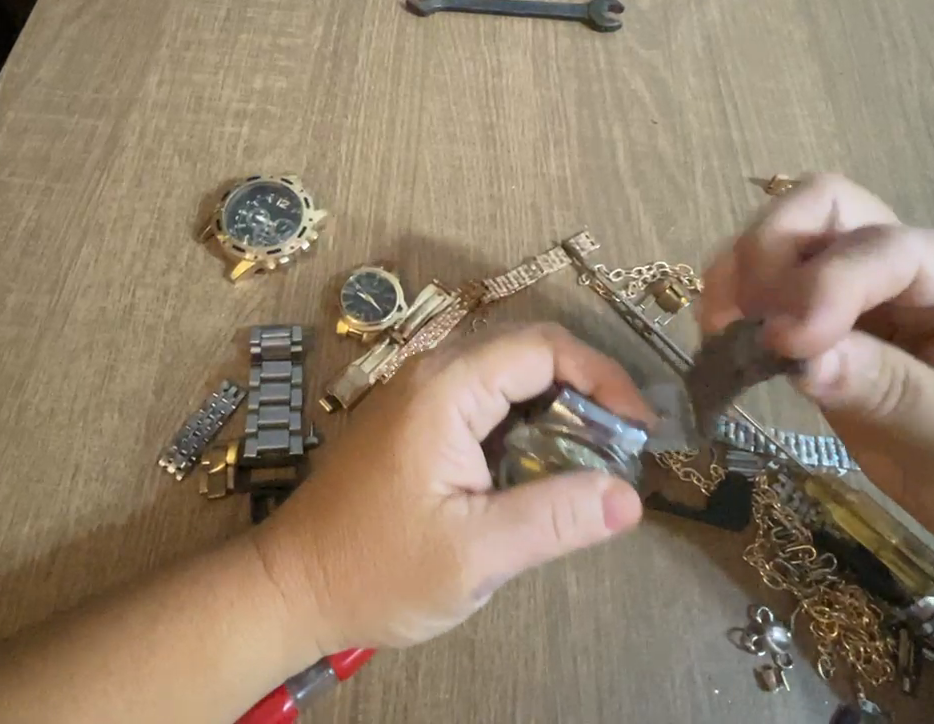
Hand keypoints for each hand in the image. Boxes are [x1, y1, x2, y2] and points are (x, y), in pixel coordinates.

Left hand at [252, 323, 647, 651]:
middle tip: (624, 446)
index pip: (542, 348)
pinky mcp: (417, 420)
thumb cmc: (375, 569)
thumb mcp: (473, 554)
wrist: (293, 585)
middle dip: (586, 390)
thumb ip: (554, 518)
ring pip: (507, 378)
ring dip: (557, 410)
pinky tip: (543, 471)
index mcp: (445, 388)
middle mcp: (432, 374)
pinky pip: (484, 403)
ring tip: (595, 462)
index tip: (640, 427)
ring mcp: (420, 394)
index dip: (602, 376)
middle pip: (527, 353)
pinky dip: (525, 426)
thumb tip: (630, 496)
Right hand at [700, 174, 933, 601]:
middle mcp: (916, 269)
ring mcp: (869, 297)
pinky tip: (724, 344)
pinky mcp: (830, 331)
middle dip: (768, 248)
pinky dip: (735, 305)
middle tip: (738, 317)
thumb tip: (798, 357)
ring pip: (785, 240)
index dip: (824, 284)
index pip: (885, 249)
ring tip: (721, 333)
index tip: (783, 346)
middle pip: (824, 208)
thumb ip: (894, 393)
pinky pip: (769, 294)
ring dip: (741, 273)